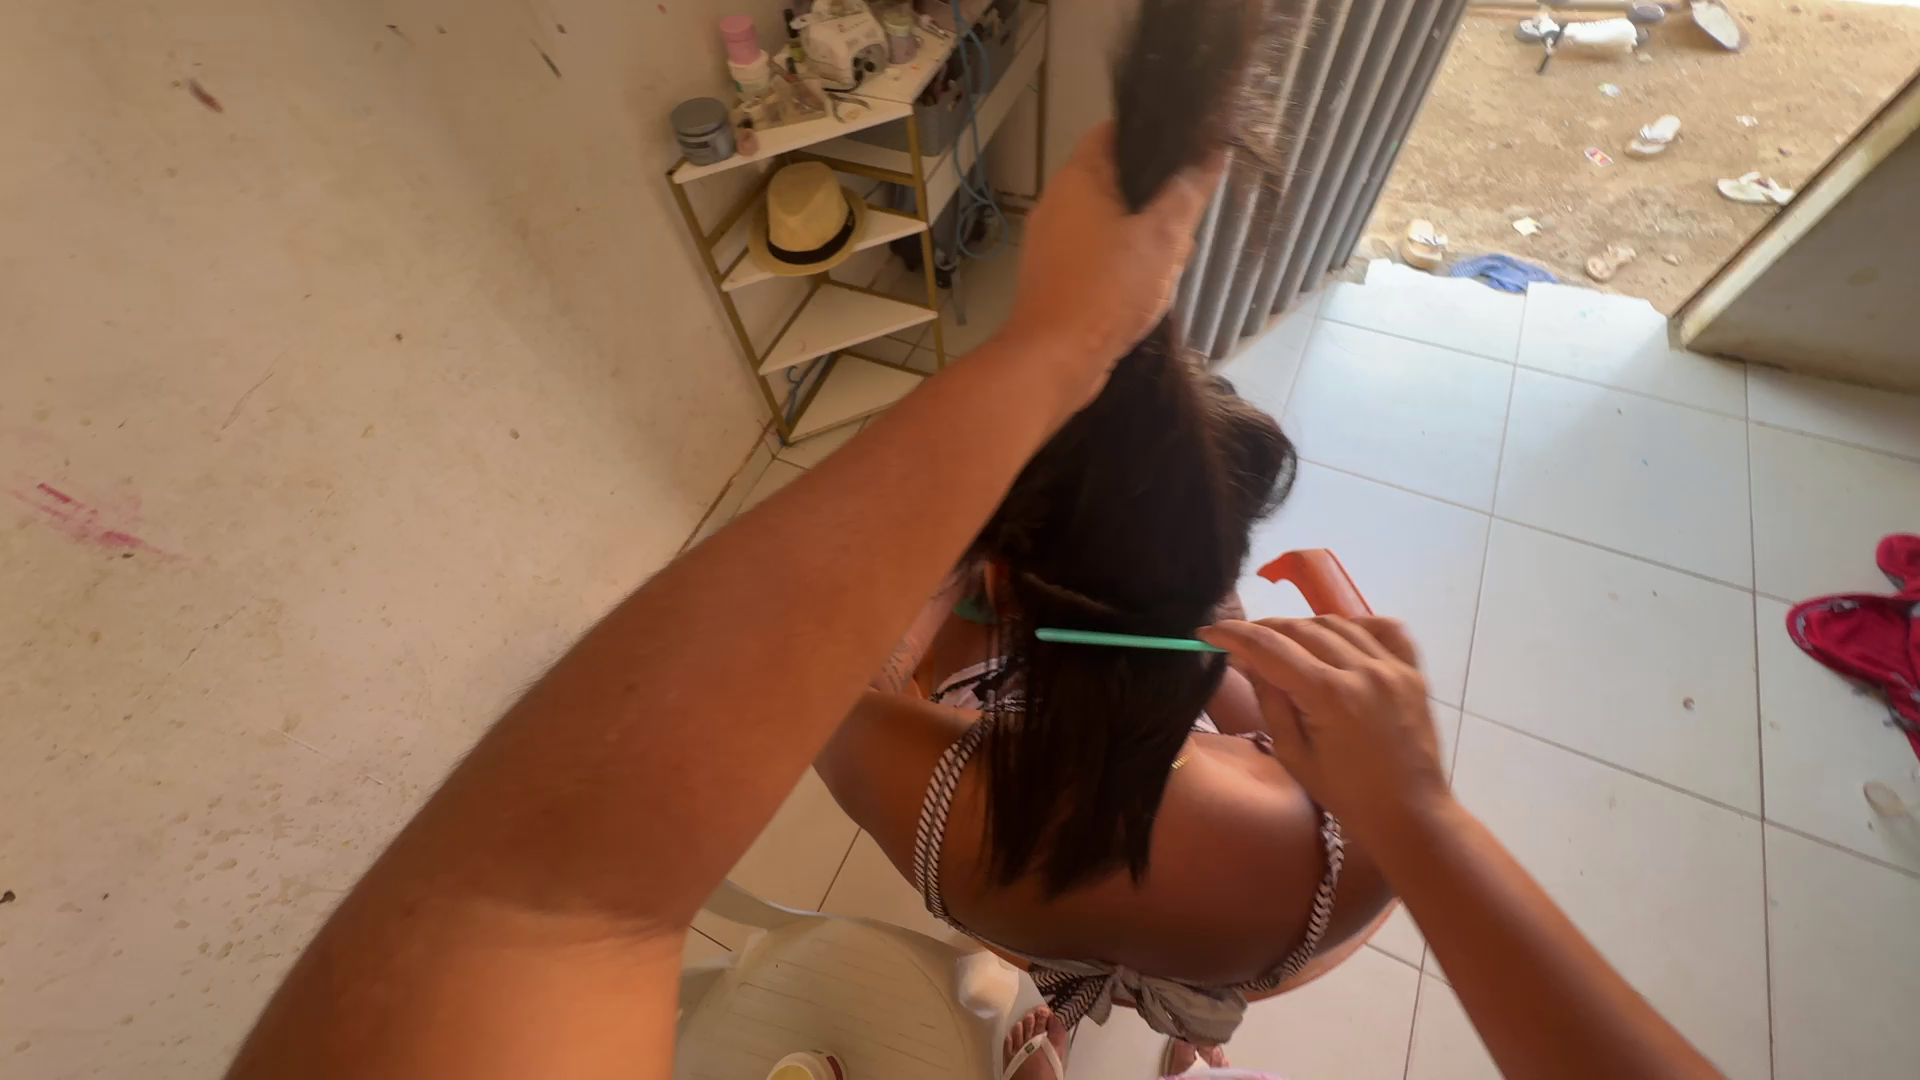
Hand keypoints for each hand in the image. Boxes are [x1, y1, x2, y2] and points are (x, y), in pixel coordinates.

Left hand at [1000, 121, 1221, 412]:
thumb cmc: (1107, 291)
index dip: (1150, 133)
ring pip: (1107, 227)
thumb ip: (1187, 194)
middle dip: (1153, 198)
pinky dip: (1119, 269)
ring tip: (1172, 258)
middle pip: (1113, 183)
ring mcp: (1049, 247)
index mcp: (1077, 179)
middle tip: (1187, 215)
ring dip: (1141, 240)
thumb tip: (1210, 155)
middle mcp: (1056, 206)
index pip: (1113, 132)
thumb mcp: (1161, 238)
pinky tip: (1145, 290)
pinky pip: (1094, 262)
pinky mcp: (1052, 283)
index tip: (1186, 147)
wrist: (1054, 361)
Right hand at [1198, 617, 1449, 836]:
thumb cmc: (1343, 792)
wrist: (1410, 813)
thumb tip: (1242, 657)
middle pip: (1299, 628)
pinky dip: (1354, 624)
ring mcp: (1392, 667)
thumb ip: (1268, 696)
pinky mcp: (1412, 671)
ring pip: (1334, 622)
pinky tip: (1336, 638)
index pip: (1268, 647)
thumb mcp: (1291, 750)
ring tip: (1283, 644)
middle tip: (1240, 641)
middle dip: (1262, 630)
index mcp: (1329, 696)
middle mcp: (1362, 671)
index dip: (1232, 634)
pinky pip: (1383, 628)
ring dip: (1301, 627)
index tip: (1208, 632)